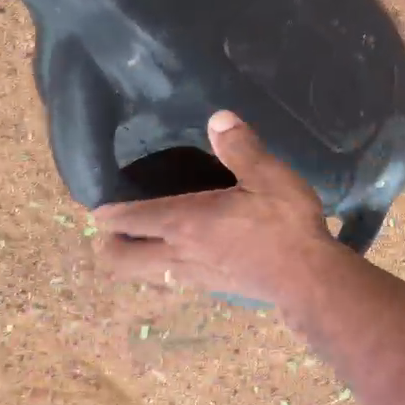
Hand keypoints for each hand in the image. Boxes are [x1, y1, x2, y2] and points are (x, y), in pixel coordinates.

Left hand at [94, 111, 343, 304]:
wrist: (304, 274)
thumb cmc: (284, 220)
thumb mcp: (270, 176)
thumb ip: (241, 149)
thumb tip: (217, 118)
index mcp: (184, 221)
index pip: (127, 220)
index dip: (108, 212)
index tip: (101, 203)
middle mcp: (175, 251)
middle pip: (118, 257)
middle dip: (110, 242)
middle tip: (120, 224)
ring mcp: (190, 274)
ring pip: (138, 273)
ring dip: (132, 258)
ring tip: (146, 240)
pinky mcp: (208, 286)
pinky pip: (166, 279)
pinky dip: (160, 268)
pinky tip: (185, 254)